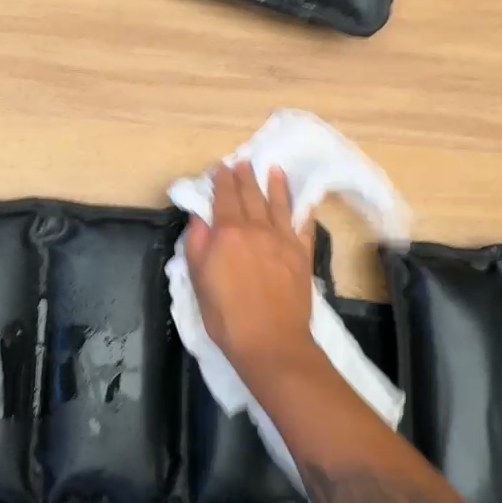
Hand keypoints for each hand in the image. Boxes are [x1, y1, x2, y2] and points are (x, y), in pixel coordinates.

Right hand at [185, 162, 320, 380]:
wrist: (271, 341)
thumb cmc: (226, 315)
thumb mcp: (199, 279)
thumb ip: (197, 243)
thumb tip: (199, 216)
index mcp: (228, 232)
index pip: (224, 197)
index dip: (222, 180)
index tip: (221, 167)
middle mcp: (257, 229)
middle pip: (251, 196)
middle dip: (245, 176)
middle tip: (243, 161)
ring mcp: (283, 241)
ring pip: (279, 204)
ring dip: (276, 185)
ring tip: (274, 169)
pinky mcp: (302, 256)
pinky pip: (304, 226)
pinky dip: (302, 212)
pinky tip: (302, 205)